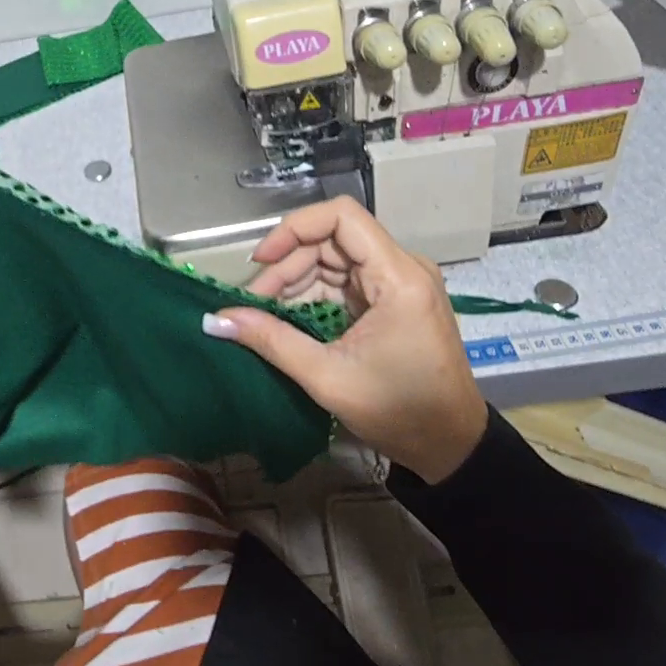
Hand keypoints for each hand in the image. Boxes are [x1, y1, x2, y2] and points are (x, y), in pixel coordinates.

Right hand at [204, 196, 487, 482]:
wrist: (451, 447)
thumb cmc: (399, 411)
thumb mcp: (328, 377)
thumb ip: (271, 340)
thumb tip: (215, 319)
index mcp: (398, 276)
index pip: (342, 217)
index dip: (295, 229)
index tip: (261, 261)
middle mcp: (402, 268)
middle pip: (332, 240)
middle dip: (287, 265)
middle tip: (253, 303)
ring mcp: (399, 284)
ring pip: (335, 260)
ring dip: (295, 281)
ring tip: (264, 313)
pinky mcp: (392, 301)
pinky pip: (344, 282)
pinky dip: (313, 295)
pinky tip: (287, 318)